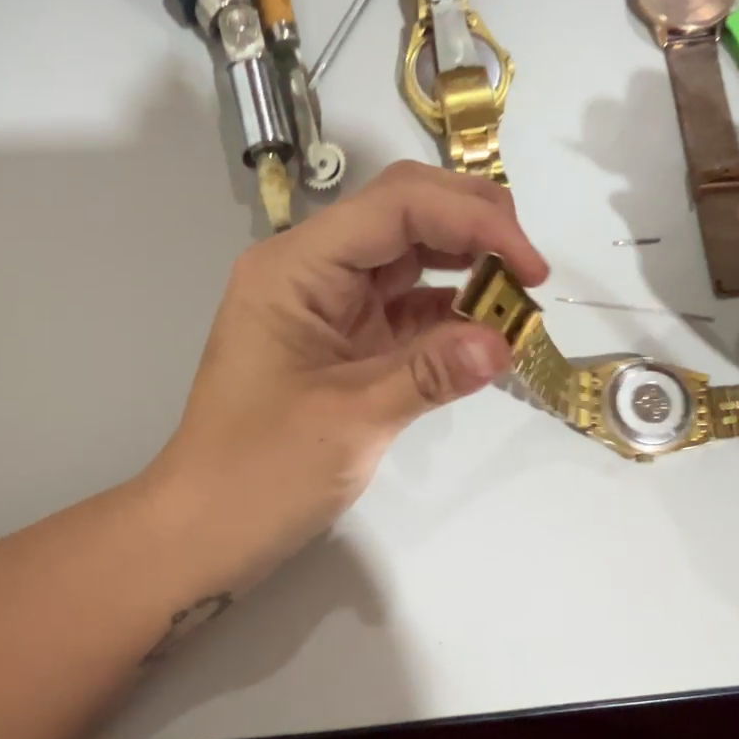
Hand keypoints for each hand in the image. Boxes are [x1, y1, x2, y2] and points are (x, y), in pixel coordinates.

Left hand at [146, 161, 548, 568]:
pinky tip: (487, 337)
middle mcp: (311, 273)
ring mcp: (327, 310)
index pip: (396, 207)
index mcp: (296, 268)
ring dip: (466, 273)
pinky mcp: (342, 347)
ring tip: (520, 303)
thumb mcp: (350, 420)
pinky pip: (404, 313)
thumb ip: (429, 373)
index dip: (472, 220)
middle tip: (532, 272)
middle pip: (403, 217)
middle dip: (473, 230)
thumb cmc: (259, 473)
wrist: (206, 531)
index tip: (532, 268)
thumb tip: (505, 342)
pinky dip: (447, 320)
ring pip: (408, 262)